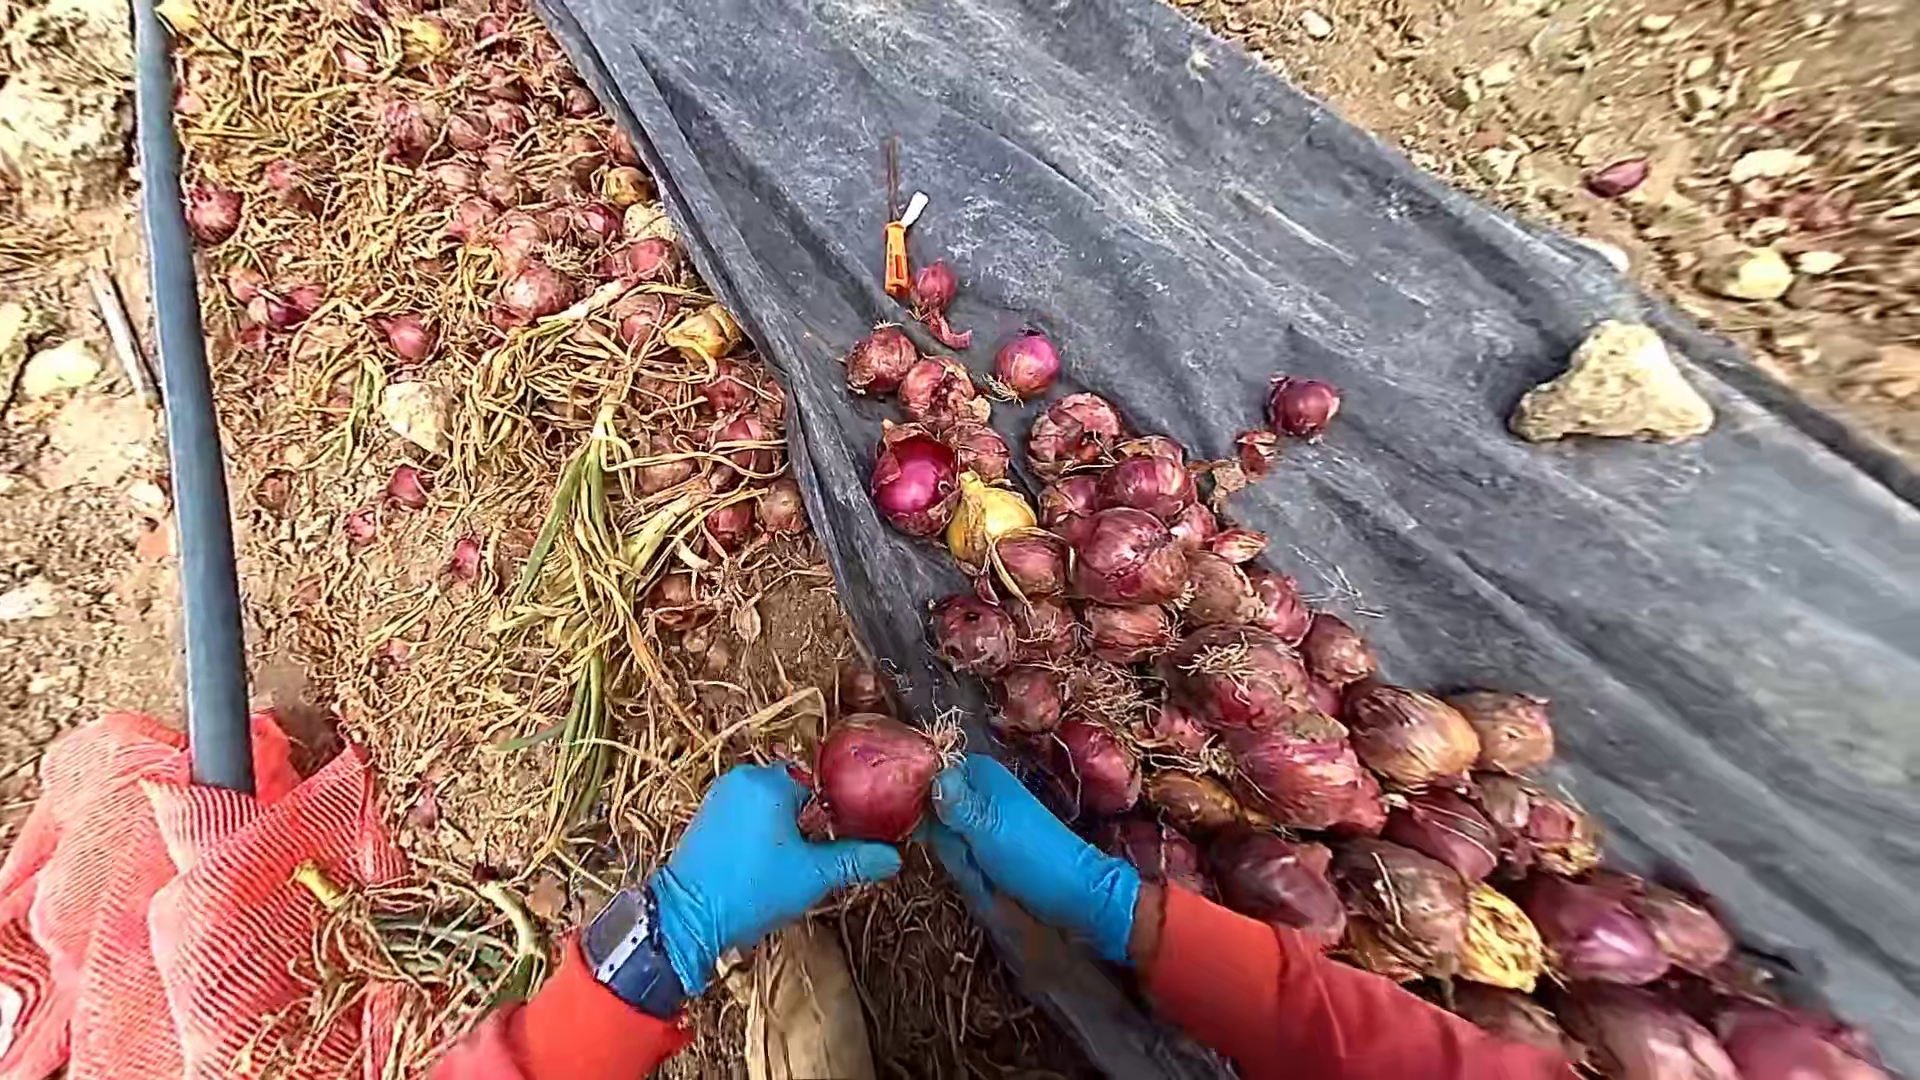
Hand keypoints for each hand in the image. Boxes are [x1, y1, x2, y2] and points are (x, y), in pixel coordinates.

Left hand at [651, 764, 902, 992]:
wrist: (682, 923)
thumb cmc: (748, 891)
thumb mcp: (810, 877)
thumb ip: (854, 860)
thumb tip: (892, 857)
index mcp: (771, 782)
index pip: (817, 787)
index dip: (825, 818)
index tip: (825, 843)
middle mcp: (745, 777)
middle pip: (793, 791)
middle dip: (802, 822)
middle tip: (803, 857)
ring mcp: (721, 793)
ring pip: (769, 801)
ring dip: (779, 825)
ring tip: (778, 861)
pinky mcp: (706, 812)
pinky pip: (745, 809)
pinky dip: (756, 827)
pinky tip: (756, 860)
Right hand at [919, 754, 1139, 965]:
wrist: (1073, 893)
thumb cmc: (1031, 855)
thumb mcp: (986, 828)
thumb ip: (954, 803)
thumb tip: (930, 774)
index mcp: (979, 772)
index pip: (928, 775)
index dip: (922, 802)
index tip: (925, 825)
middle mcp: (977, 790)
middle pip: (932, 810)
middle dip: (942, 837)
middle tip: (968, 855)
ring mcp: (981, 818)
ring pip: (943, 836)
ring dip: (956, 857)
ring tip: (981, 869)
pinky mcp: (986, 844)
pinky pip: (959, 853)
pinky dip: (965, 868)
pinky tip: (983, 878)